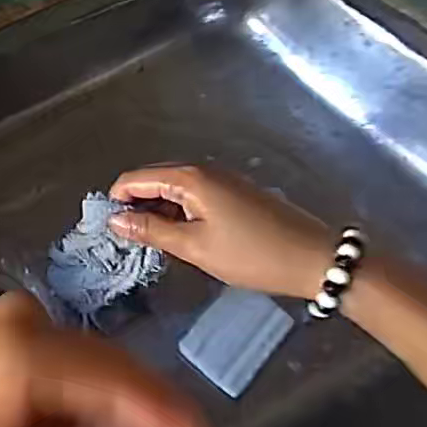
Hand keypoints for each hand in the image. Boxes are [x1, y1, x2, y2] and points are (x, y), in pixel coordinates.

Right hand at [106, 164, 333, 298]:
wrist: (315, 257)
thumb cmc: (251, 254)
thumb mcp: (195, 248)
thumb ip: (151, 231)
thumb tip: (114, 222)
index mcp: (188, 177)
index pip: (134, 179)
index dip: (117, 201)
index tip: (110, 229)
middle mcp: (201, 168)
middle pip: (152, 178)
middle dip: (135, 204)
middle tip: (130, 239)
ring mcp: (219, 177)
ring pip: (172, 186)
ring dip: (157, 208)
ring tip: (154, 241)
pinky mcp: (232, 189)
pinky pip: (192, 192)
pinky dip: (178, 208)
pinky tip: (182, 234)